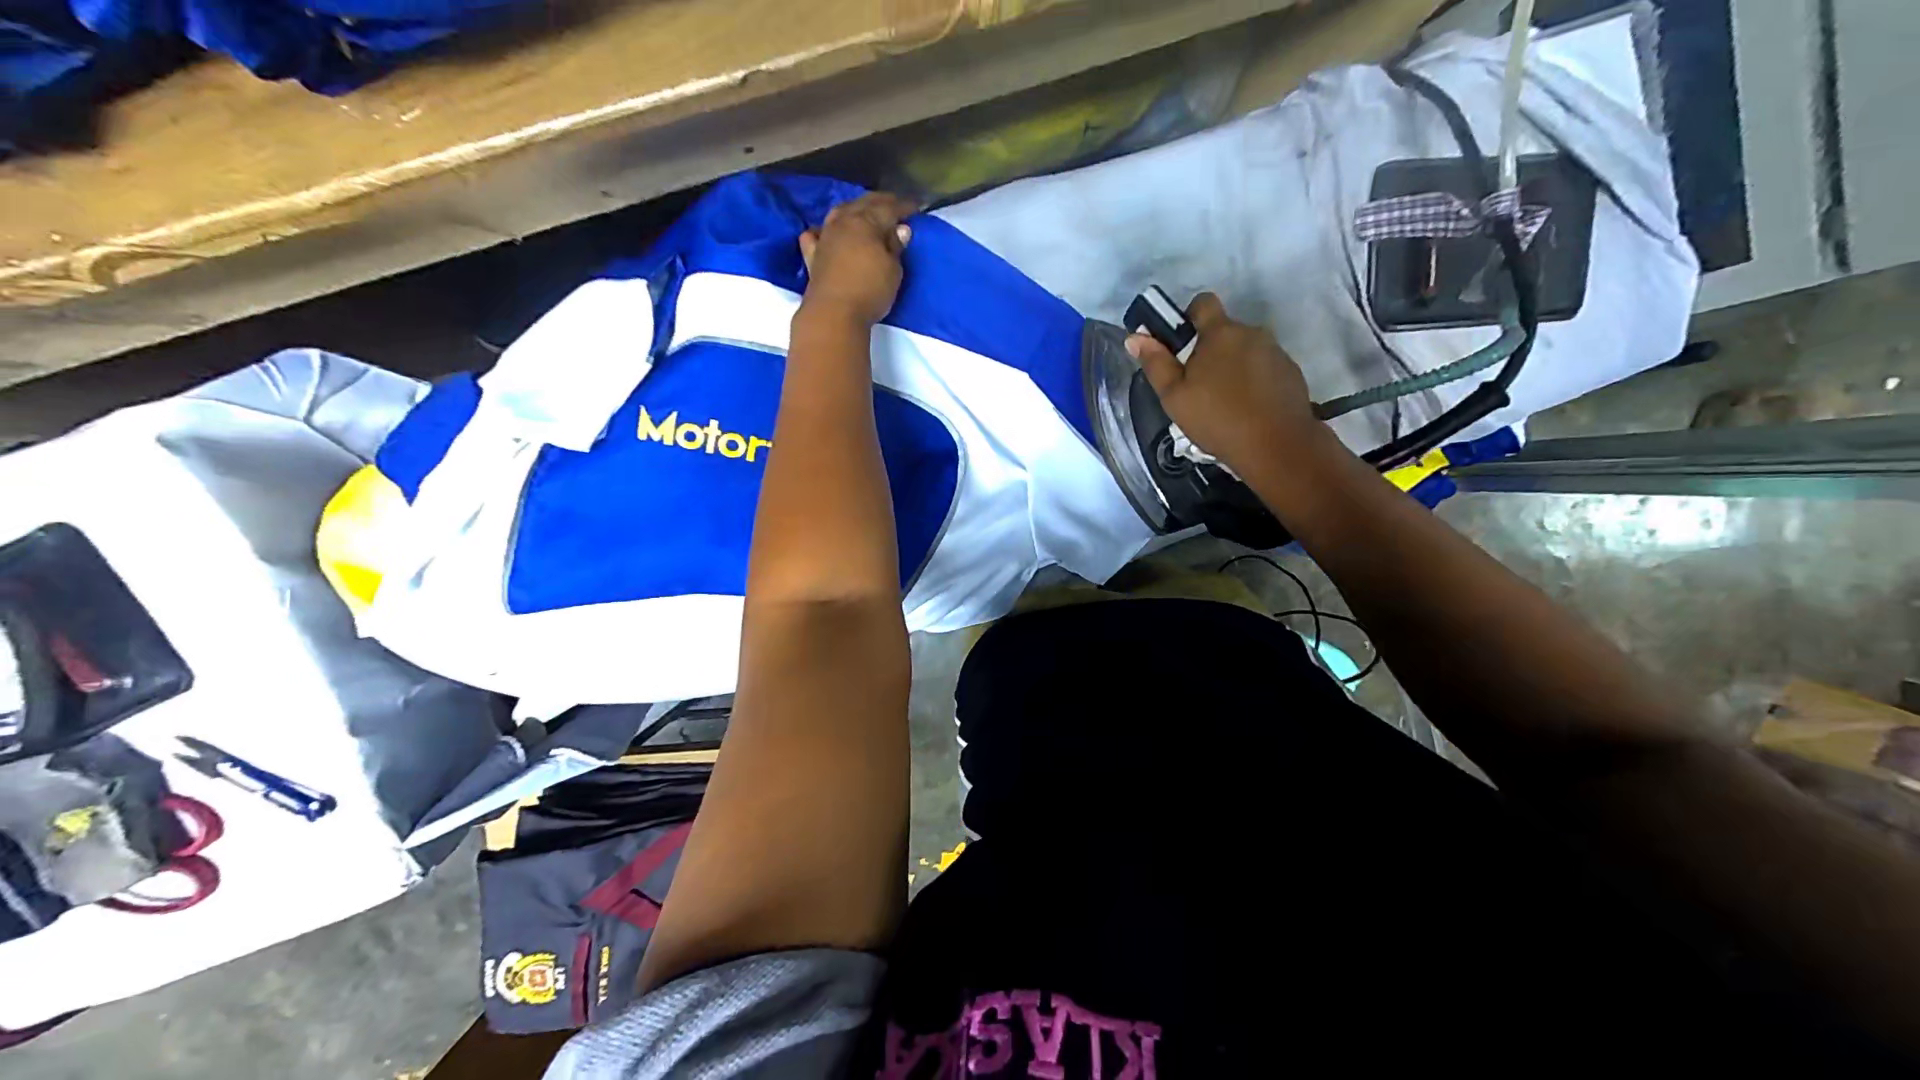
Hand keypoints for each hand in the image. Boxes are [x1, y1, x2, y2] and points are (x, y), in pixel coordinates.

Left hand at [797, 192, 916, 325]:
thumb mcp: (893, 270)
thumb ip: (895, 247)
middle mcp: (843, 223)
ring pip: (839, 213)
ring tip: (863, 213)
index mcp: (866, 223)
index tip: (917, 208)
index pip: (888, 208)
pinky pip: (815, 235)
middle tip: (894, 204)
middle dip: (880, 202)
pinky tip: (825, 232)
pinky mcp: (813, 256)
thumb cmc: (870, 291)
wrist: (833, 314)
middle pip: (863, 204)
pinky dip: (822, 230)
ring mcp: (825, 238)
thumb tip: (900, 229)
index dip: (904, 207)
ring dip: (853, 210)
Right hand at [1126, 292, 1322, 475]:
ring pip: (1245, 349)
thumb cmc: (1217, 419)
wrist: (1276, 446)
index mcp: (1220, 333)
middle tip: (1197, 384)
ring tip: (1224, 401)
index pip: (1203, 302)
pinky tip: (1246, 408)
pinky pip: (1264, 367)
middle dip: (1209, 349)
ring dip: (1232, 366)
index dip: (1188, 316)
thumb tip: (1135, 337)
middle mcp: (1252, 333)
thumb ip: (1155, 363)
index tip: (1180, 343)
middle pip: (1224, 331)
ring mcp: (1276, 352)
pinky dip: (1253, 380)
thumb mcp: (1175, 396)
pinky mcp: (1291, 372)